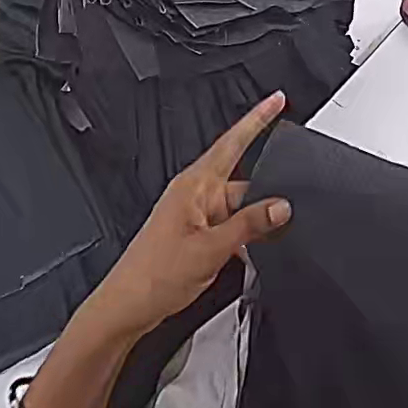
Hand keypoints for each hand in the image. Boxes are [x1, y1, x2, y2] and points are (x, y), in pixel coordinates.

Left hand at [79, 92, 290, 341]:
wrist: (127, 306)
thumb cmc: (153, 275)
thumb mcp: (212, 248)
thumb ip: (250, 224)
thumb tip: (281, 206)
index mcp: (195, 185)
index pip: (233, 142)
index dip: (257, 119)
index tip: (276, 100)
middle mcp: (195, 194)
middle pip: (245, 184)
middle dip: (264, 201)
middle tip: (280, 220)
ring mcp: (196, 214)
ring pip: (240, 210)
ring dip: (251, 227)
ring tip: (244, 252)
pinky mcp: (197, 233)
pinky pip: (230, 227)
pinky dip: (242, 239)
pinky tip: (242, 257)